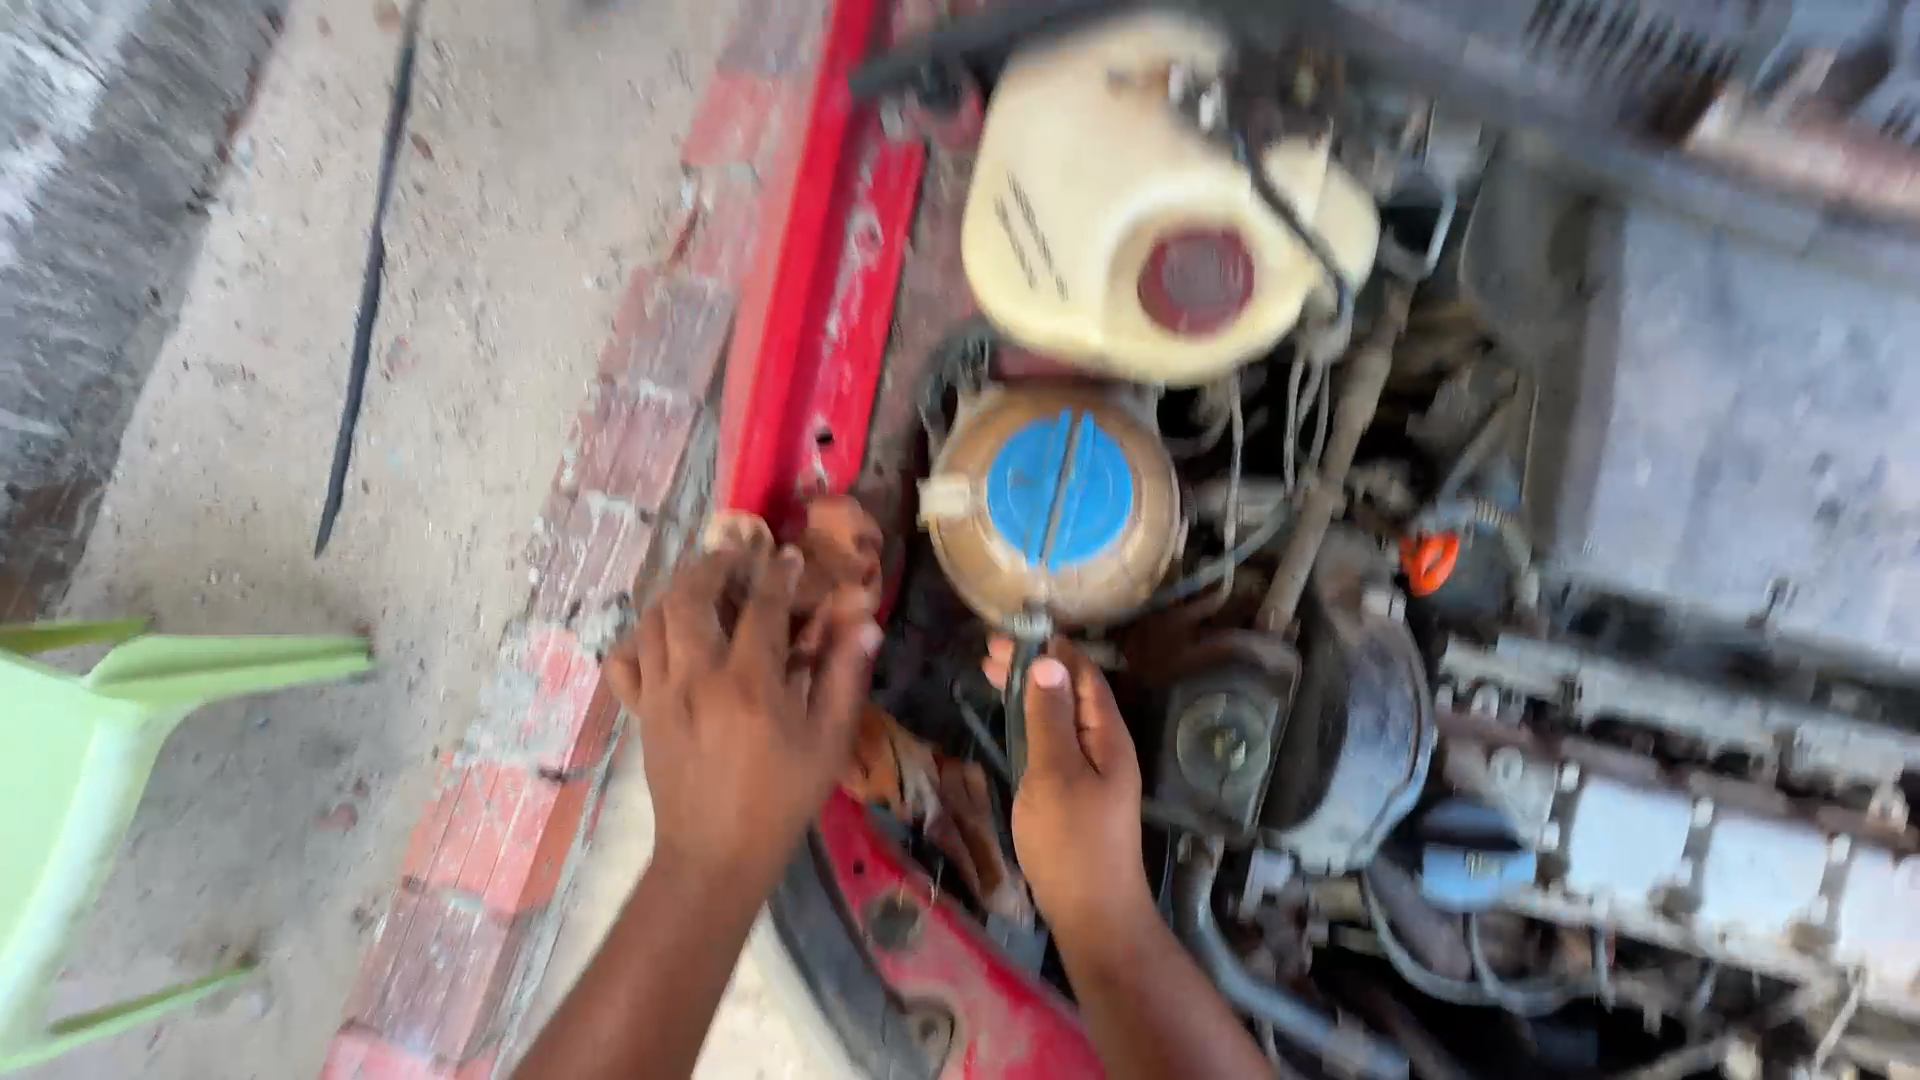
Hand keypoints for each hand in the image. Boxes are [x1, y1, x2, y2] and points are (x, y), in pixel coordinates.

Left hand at [605, 542, 883, 885]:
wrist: (714, 855)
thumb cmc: (782, 799)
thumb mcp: (829, 742)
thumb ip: (845, 678)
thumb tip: (864, 624)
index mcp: (751, 684)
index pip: (761, 606)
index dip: (777, 573)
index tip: (787, 555)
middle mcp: (698, 678)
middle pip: (690, 596)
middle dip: (713, 564)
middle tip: (735, 555)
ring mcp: (661, 694)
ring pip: (653, 619)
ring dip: (677, 590)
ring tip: (702, 583)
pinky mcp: (641, 713)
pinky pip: (624, 660)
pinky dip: (639, 637)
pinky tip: (663, 636)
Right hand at [985, 637, 1154, 939]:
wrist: (1092, 914)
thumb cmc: (1071, 840)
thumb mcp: (1055, 772)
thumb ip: (1050, 717)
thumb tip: (1047, 662)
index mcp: (1107, 734)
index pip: (1083, 675)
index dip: (1051, 649)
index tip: (1012, 634)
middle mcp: (1104, 745)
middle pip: (1070, 692)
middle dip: (1033, 668)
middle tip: (988, 653)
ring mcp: (1091, 770)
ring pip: (1060, 716)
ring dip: (1029, 692)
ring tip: (990, 674)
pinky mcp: (1075, 791)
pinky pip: (1054, 740)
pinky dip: (1031, 720)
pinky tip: (1011, 718)